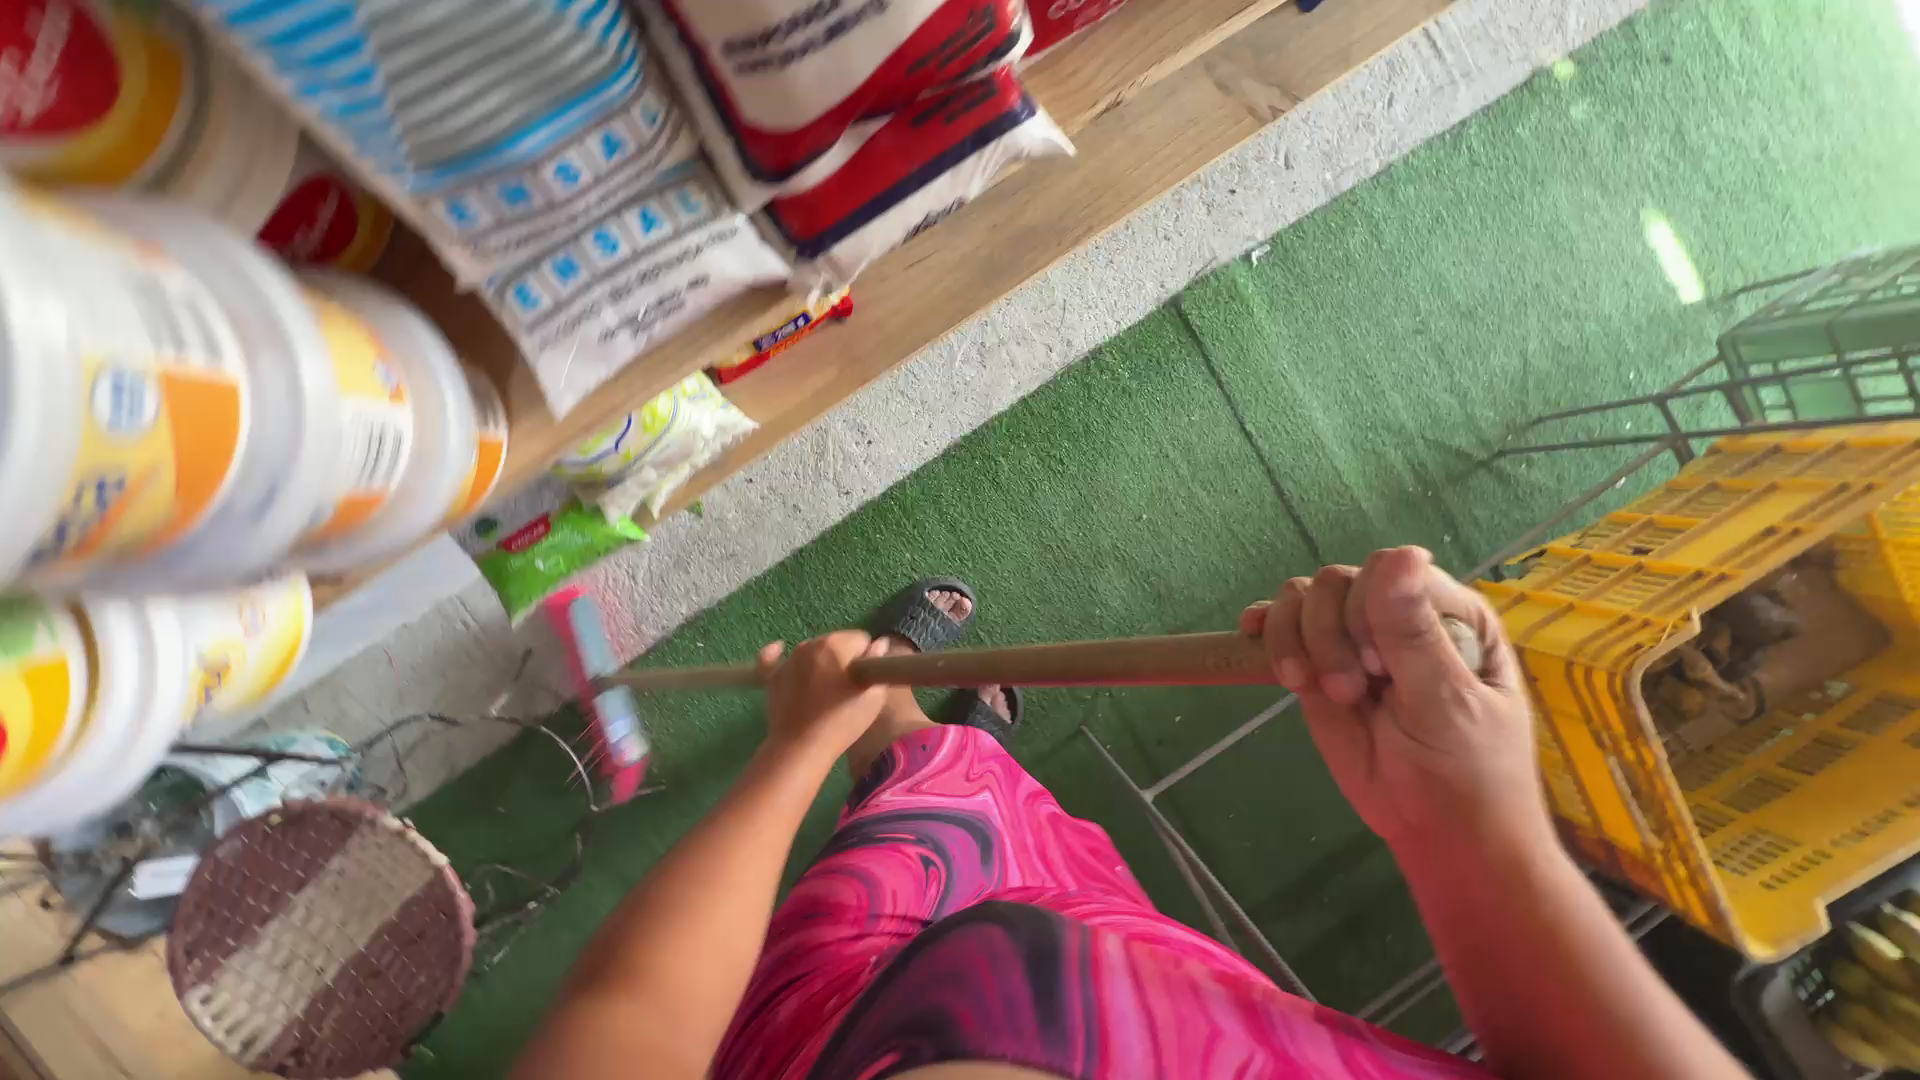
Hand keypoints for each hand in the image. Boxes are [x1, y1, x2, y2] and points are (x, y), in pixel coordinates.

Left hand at [757, 632, 887, 759]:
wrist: (802, 747)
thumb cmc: (842, 721)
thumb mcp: (873, 696)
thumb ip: (877, 663)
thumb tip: (879, 643)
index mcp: (836, 644)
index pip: (861, 639)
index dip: (867, 658)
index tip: (865, 680)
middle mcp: (810, 644)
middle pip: (835, 643)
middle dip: (843, 659)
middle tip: (846, 688)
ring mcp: (788, 659)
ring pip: (811, 651)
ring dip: (820, 662)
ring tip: (823, 689)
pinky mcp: (772, 676)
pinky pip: (773, 658)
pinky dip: (776, 654)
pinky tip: (778, 648)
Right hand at [1242, 547, 1553, 861]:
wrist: (1434, 828)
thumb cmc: (1464, 769)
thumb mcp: (1444, 701)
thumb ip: (1412, 631)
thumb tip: (1399, 552)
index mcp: (1449, 613)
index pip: (1390, 571)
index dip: (1370, 610)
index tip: (1380, 666)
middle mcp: (1398, 614)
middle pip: (1336, 582)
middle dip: (1329, 634)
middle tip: (1351, 691)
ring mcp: (1352, 638)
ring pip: (1301, 599)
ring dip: (1297, 641)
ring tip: (1319, 690)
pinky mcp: (1317, 663)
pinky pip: (1279, 625)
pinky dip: (1265, 630)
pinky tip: (1254, 640)